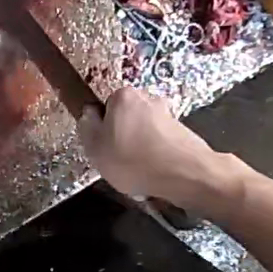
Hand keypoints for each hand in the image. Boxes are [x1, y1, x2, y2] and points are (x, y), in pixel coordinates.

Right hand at [78, 87, 244, 212]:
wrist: (185, 175)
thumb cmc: (134, 160)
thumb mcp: (94, 148)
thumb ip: (87, 127)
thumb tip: (90, 113)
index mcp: (123, 96)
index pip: (105, 108)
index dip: (102, 130)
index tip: (103, 148)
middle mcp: (148, 98)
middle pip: (126, 120)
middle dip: (122, 139)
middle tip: (118, 162)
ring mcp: (168, 115)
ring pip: (144, 135)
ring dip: (139, 151)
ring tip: (137, 174)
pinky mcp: (183, 133)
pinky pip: (160, 146)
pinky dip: (155, 159)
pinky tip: (153, 176)